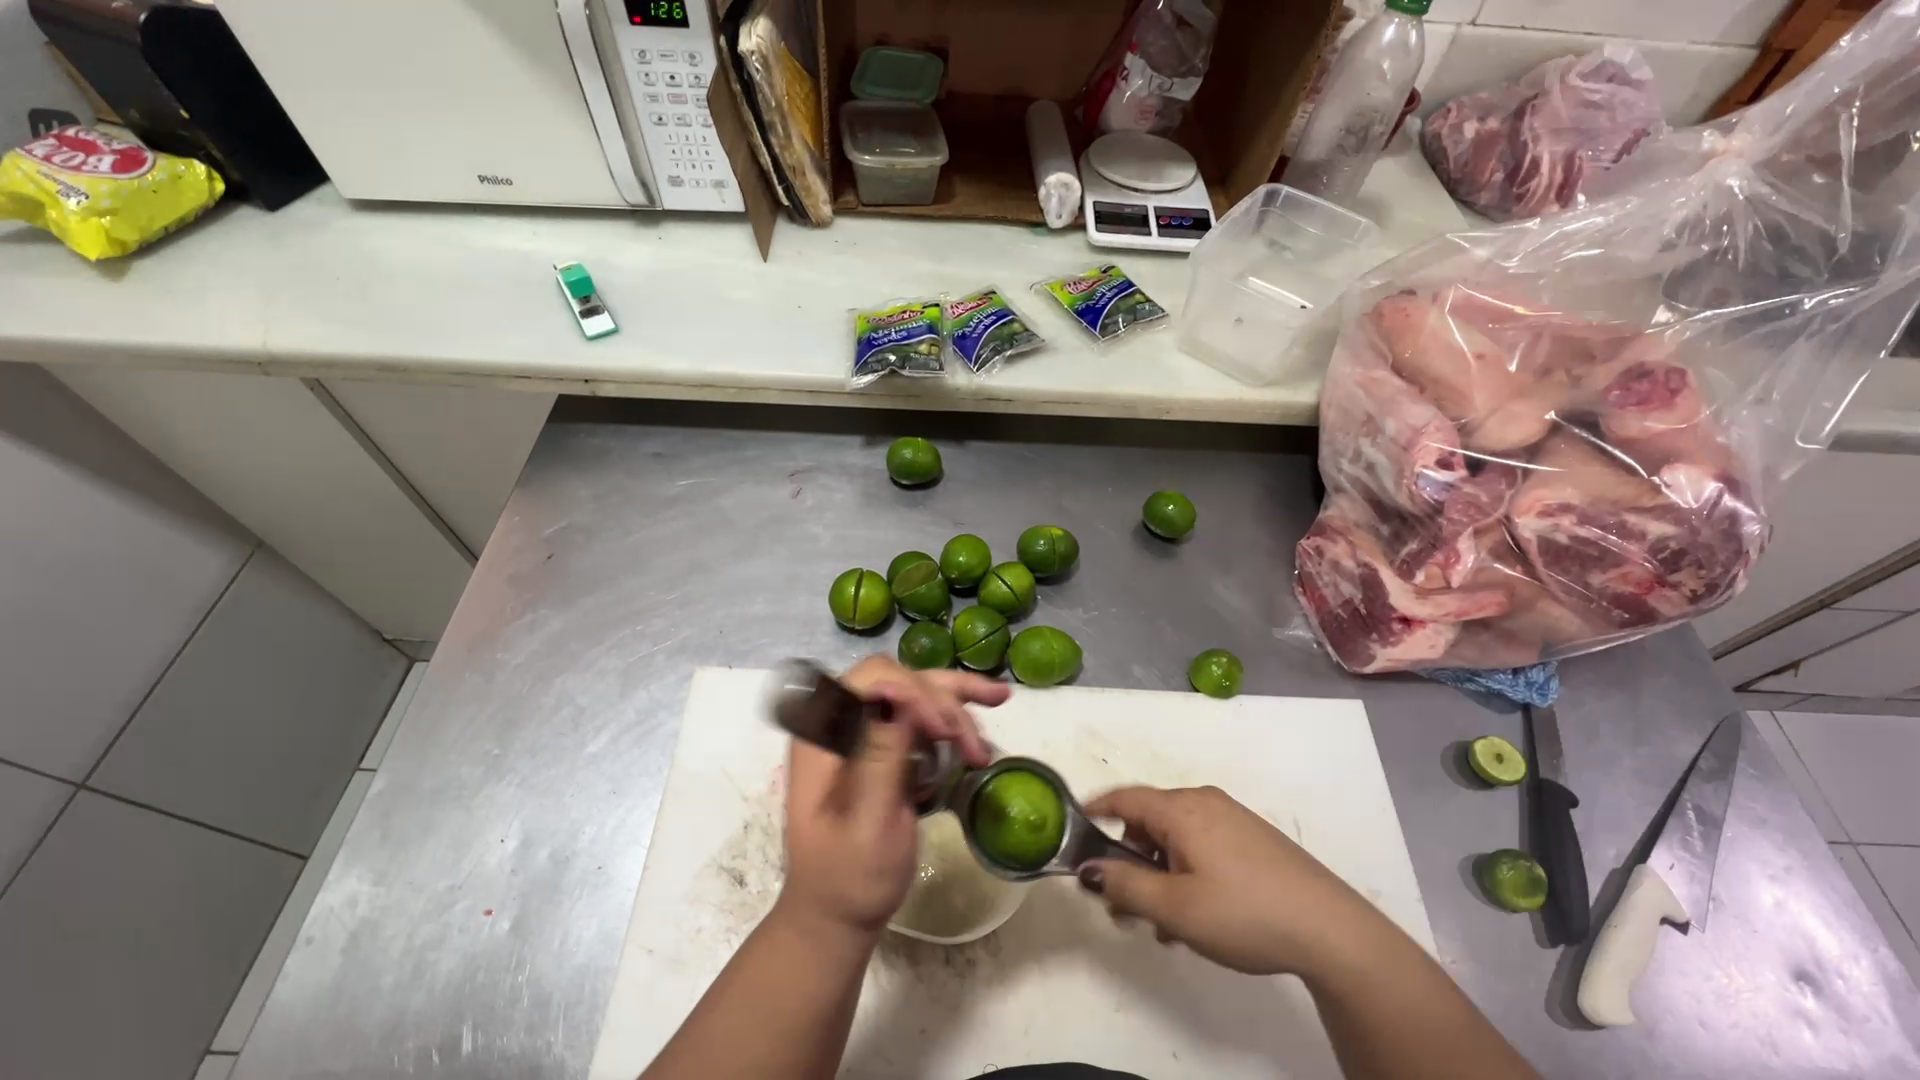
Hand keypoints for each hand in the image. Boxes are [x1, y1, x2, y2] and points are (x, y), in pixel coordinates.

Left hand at [777, 656, 1009, 935]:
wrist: (838, 915)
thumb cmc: (849, 878)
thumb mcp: (868, 823)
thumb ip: (879, 755)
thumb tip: (895, 694)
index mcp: (820, 737)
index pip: (869, 680)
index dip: (913, 693)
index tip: (946, 733)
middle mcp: (838, 725)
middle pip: (897, 680)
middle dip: (944, 699)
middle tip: (978, 743)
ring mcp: (860, 735)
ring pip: (912, 693)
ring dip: (956, 701)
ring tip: (1002, 700)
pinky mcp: (880, 749)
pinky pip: (918, 720)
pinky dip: (952, 721)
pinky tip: (978, 735)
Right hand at [1079, 785, 1387, 977]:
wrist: (1330, 930)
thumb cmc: (1242, 913)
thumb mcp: (1174, 908)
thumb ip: (1124, 886)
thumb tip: (1087, 869)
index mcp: (1182, 810)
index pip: (1124, 798)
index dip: (1094, 812)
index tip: (1071, 833)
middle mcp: (1205, 803)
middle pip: (1149, 820)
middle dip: (1129, 860)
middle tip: (1123, 906)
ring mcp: (1233, 819)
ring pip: (1176, 838)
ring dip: (1159, 874)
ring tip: (1165, 925)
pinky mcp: (1254, 840)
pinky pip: (1203, 846)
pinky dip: (1186, 872)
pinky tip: (1198, 917)